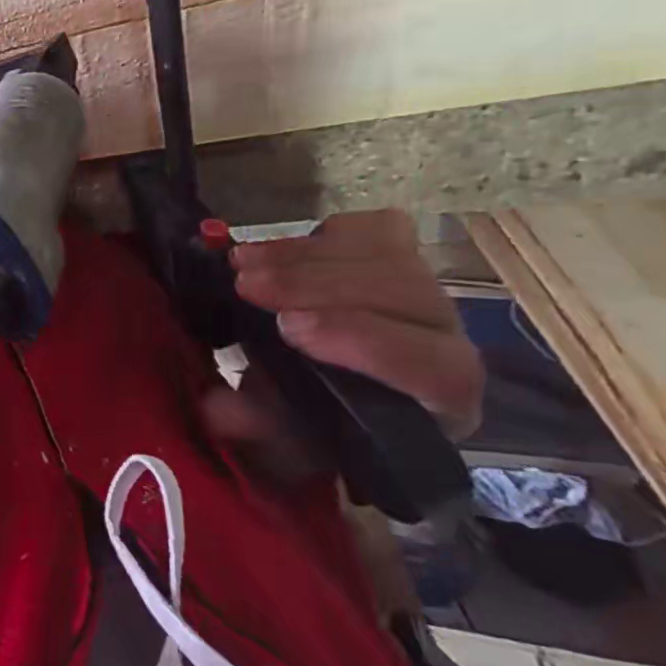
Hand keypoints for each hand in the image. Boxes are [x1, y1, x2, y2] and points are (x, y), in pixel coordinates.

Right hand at [223, 210, 482, 442]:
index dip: (362, 340)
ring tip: (242, 262)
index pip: (431, 365)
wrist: (346, 381)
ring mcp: (425, 282)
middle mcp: (447, 333)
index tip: (288, 327)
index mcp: (444, 396)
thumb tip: (218, 408)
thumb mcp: (292, 437)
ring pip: (382, 253)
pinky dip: (315, 236)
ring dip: (301, 255)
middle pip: (401, 293)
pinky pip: (368, 228)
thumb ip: (263, 425)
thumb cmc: (328, 417)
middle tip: (246, 285)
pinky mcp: (400, 247)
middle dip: (314, 285)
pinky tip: (271, 250)